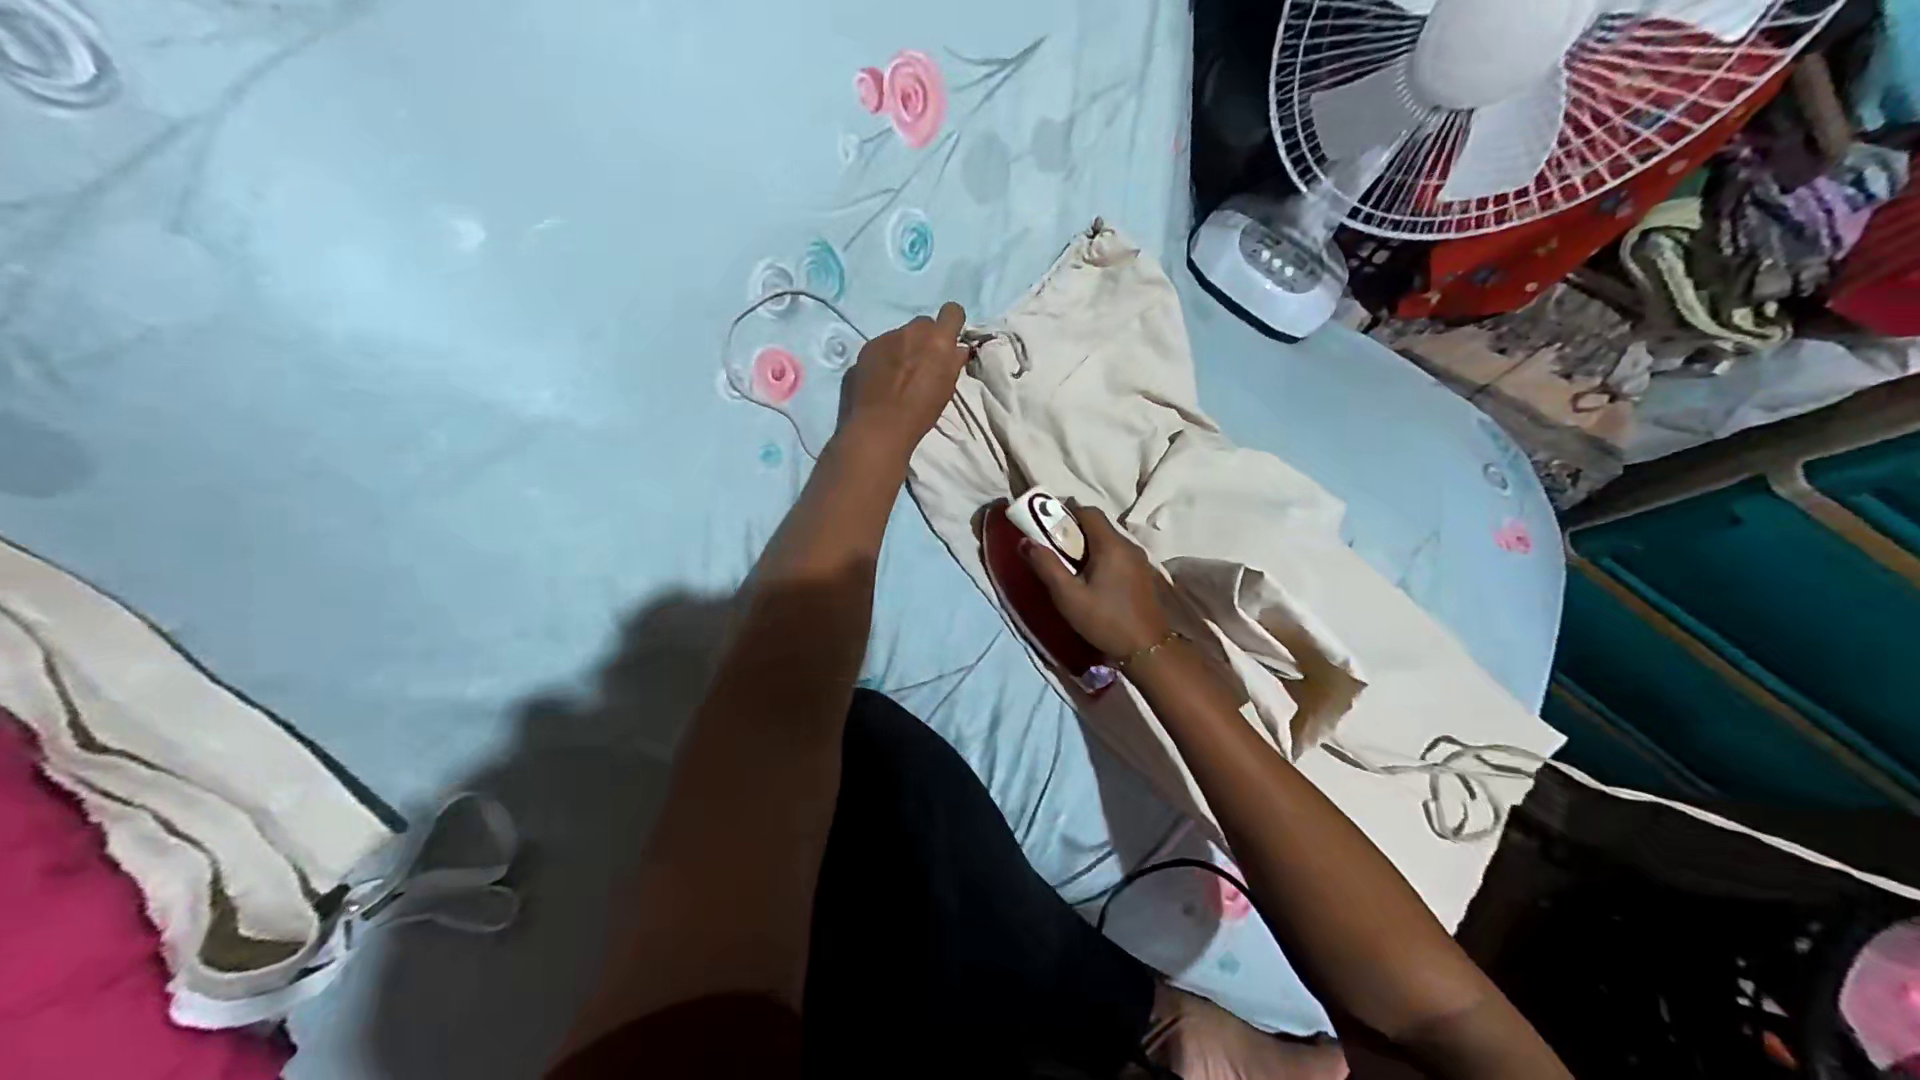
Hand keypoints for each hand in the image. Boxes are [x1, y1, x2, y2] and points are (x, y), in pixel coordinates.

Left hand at [837, 302, 969, 458]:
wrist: (876, 428)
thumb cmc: (919, 412)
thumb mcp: (946, 390)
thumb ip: (953, 363)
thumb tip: (957, 349)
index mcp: (936, 339)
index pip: (952, 311)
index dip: (952, 323)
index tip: (949, 340)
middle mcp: (909, 331)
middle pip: (923, 324)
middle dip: (925, 339)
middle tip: (922, 364)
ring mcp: (883, 339)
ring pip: (899, 336)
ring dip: (902, 349)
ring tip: (898, 377)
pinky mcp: (864, 351)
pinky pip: (880, 348)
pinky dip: (883, 360)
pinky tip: (879, 383)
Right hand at [1022, 503, 1174, 659]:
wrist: (1147, 650)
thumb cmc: (1105, 620)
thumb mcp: (1068, 596)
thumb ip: (1046, 566)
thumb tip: (1025, 541)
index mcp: (1111, 545)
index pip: (1088, 511)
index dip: (1066, 512)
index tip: (1046, 523)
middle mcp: (1128, 546)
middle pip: (1098, 525)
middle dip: (1074, 530)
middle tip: (1053, 547)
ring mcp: (1139, 561)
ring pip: (1108, 541)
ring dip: (1087, 545)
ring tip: (1068, 564)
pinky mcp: (1142, 575)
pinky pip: (1117, 555)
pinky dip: (1100, 557)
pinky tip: (1090, 578)